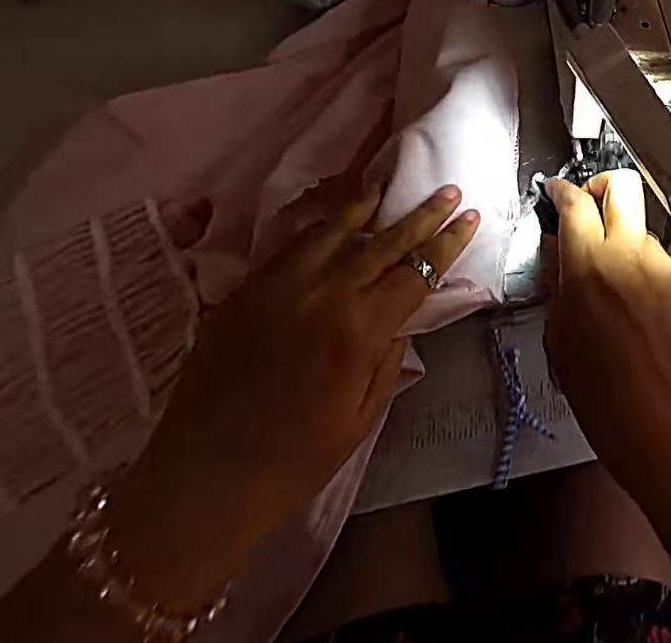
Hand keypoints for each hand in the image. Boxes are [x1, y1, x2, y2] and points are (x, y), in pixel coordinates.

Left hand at [107, 183, 478, 603]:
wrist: (199, 484)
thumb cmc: (295, 460)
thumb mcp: (364, 415)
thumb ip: (389, 357)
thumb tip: (399, 317)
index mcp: (358, 332)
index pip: (416, 272)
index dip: (448, 243)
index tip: (471, 218)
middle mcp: (322, 298)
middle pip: (384, 242)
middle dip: (423, 214)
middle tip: (449, 191)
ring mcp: (278, 290)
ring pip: (333, 232)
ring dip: (367, 206)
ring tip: (387, 186)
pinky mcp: (244, 294)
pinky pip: (292, 247)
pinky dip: (321, 228)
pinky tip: (335, 219)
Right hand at [544, 172, 670, 503]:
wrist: (667, 425)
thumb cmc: (601, 395)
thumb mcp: (560, 339)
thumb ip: (560, 285)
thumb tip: (560, 250)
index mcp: (590, 267)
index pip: (575, 203)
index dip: (562, 190)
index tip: (557, 191)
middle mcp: (633, 254)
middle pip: (623, 186)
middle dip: (603, 186)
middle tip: (591, 207)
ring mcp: (669, 266)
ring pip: (643, 235)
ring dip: (627, 250)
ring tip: (621, 295)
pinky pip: (664, 267)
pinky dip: (649, 279)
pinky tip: (647, 317)